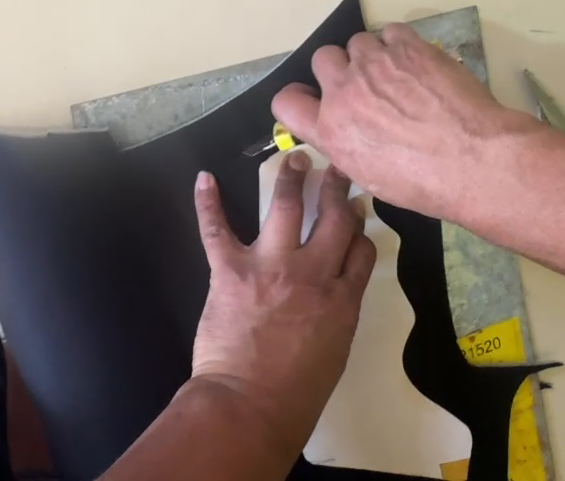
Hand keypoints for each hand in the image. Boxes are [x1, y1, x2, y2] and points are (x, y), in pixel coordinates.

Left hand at [189, 152, 376, 457]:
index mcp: (341, 299)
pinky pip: (216, 229)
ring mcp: (269, 266)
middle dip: (337, 188)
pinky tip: (204, 179)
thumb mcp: (335, 350)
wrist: (248, 407)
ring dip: (291, 179)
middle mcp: (311, 272)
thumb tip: (338, 284)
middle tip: (337, 166)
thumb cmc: (296, 394)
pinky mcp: (230, 269)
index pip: (360, 249)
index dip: (360, 227)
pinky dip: (208, 203)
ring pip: (285, 207)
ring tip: (296, 158)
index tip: (357, 211)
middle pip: (333, 219)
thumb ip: (338, 309)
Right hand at [271, 23, 539, 217]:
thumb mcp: (370, 177)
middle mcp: (343, 91)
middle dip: (340, 69)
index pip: (286, 101)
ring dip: (372, 56)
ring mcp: (373, 64)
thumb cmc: (426, 183)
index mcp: (331, 130)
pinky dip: (400, 45)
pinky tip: (418, 64)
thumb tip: (349, 132)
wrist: (475, 159)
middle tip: (366, 85)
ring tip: (399, 75)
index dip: (298, 98)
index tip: (315, 99)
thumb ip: (346, 145)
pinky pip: (390, 32)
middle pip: (322, 59)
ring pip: (358, 42)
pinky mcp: (405, 46)